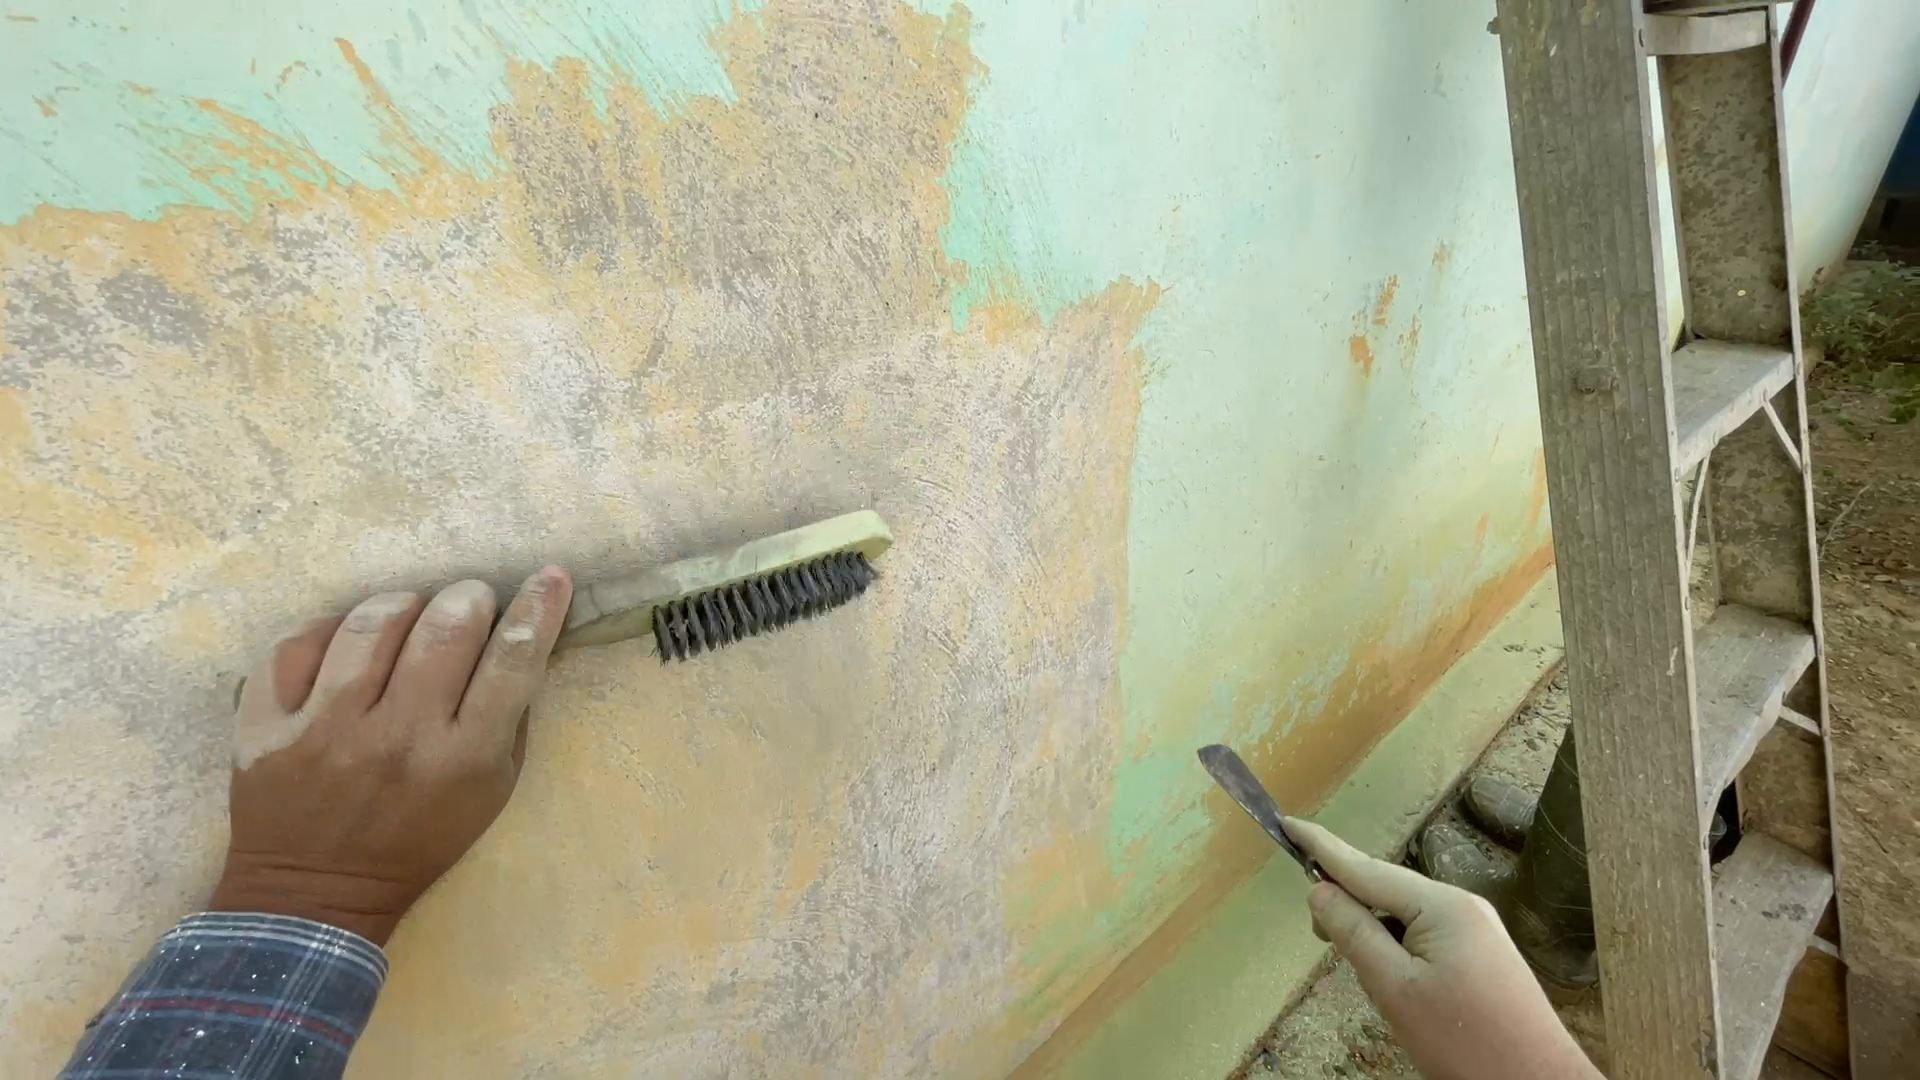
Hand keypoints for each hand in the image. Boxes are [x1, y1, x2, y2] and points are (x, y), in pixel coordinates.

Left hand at [208, 567, 573, 943]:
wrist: (315, 895)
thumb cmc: (426, 836)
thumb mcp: (496, 784)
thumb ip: (510, 713)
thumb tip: (520, 638)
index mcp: (465, 755)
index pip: (513, 661)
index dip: (538, 608)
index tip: (551, 575)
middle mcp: (399, 737)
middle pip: (446, 630)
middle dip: (470, 598)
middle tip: (472, 602)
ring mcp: (323, 732)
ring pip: (371, 625)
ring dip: (405, 603)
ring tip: (413, 612)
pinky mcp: (262, 730)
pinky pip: (294, 645)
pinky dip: (331, 626)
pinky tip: (349, 636)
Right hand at [1282, 817, 1601, 1079]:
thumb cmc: (1467, 1045)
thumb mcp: (1395, 989)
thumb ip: (1352, 932)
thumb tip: (1320, 891)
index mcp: (1442, 904)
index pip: (1363, 867)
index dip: (1319, 845)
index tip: (1285, 821)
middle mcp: (1461, 904)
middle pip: (1382, 888)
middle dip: (1346, 902)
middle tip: (1318, 937)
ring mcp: (1475, 927)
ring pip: (1400, 912)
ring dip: (1371, 930)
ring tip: (1361, 969)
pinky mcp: (1481, 952)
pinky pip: (1420, 930)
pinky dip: (1393, 943)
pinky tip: (1390, 973)